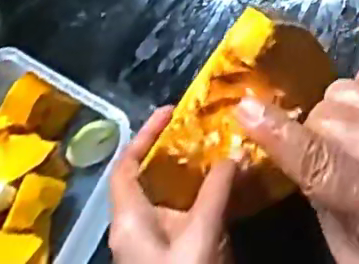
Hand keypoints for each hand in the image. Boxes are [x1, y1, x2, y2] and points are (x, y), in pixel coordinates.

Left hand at [109, 108, 238, 263]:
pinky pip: (181, 212)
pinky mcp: (170, 255)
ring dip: (193, 170)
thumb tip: (234, 149)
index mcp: (128, 220)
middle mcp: (134, 229)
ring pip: (167, 195)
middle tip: (206, 124)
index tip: (171, 110)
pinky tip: (227, 183)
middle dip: (175, 149)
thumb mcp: (202, 232)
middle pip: (147, 178)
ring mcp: (152, 244)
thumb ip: (217, 187)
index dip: (143, 136)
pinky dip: (201, 192)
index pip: (124, 168)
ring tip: (222, 145)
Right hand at [235, 65, 358, 263]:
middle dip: (311, 136)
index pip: (316, 160)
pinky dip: (357, 94)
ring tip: (351, 142)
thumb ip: (320, 205)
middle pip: (322, 117)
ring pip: (339, 91)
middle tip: (326, 161)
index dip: (276, 133)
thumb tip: (288, 154)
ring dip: (334, 115)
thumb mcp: (355, 254)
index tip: (244, 109)